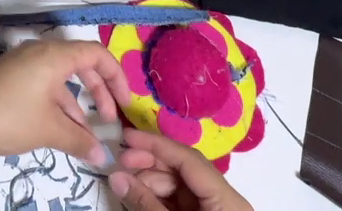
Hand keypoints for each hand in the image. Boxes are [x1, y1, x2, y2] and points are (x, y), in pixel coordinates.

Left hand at [0, 39, 133, 164]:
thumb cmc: (9, 117)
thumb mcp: (50, 130)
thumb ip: (80, 140)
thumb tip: (101, 155)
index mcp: (53, 54)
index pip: (95, 53)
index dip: (116, 75)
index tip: (127, 103)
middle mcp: (40, 52)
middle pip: (80, 63)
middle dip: (99, 90)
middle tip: (111, 119)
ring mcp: (24, 64)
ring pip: (62, 78)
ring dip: (78, 104)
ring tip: (88, 137)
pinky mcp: (12, 78)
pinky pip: (45, 86)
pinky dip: (59, 105)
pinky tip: (64, 133)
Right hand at [107, 129, 251, 210]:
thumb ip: (145, 204)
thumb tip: (115, 176)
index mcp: (226, 201)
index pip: (188, 159)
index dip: (156, 145)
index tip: (125, 137)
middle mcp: (223, 201)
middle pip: (183, 170)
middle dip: (150, 165)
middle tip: (120, 164)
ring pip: (178, 186)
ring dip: (150, 182)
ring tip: (125, 185)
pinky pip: (178, 202)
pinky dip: (157, 198)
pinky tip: (138, 197)